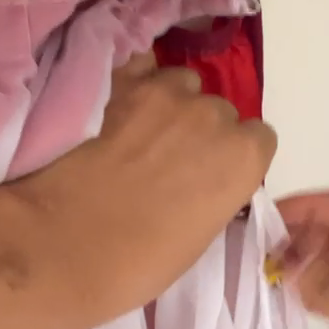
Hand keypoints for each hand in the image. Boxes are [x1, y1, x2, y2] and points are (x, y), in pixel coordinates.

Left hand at [14, 52, 276, 312]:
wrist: (70, 246)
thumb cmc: (143, 260)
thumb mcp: (202, 232)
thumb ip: (216, 191)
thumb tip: (203, 178)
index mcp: (244, 158)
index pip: (258, 138)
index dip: (235, 155)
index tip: (212, 174)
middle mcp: (215, 115)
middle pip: (220, 112)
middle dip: (201, 131)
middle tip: (170, 162)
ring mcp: (168, 94)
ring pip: (184, 85)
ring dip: (171, 104)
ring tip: (142, 133)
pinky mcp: (123, 84)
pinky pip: (143, 68)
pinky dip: (138, 82)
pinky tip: (122, 106)